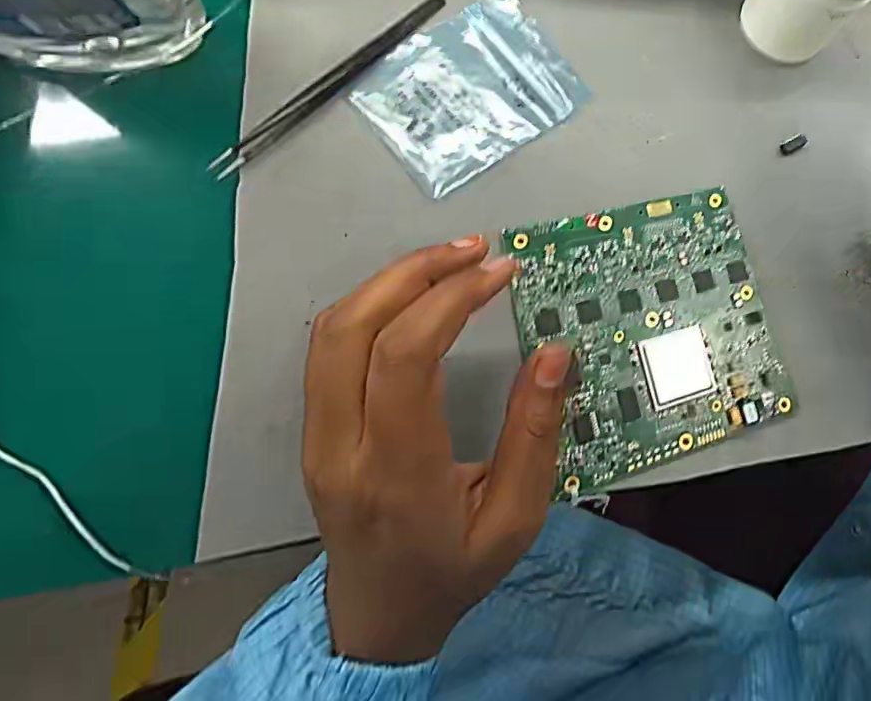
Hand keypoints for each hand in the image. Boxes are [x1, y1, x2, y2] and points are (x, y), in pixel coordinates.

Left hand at [302, 235, 574, 662]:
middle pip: (353, 328)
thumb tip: (556, 353)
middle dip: (417, 271)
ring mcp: (317, 433)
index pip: (404, 359)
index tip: (501, 273)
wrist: (376, 620)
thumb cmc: (452, 570)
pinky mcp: (314, 423)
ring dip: (394, 278)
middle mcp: (340, 446)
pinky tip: (418, 290)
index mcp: (394, 472)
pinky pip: (330, 342)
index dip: (452, 300)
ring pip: (333, 327)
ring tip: (453, 258)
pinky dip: (375, 299)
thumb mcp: (515, 518)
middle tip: (476, 250)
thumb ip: (536, 434)